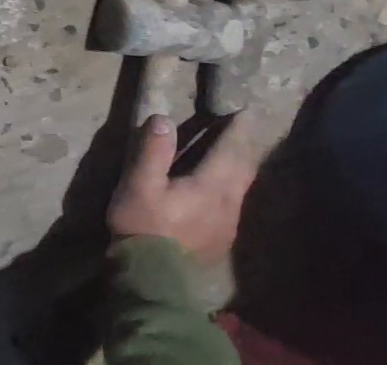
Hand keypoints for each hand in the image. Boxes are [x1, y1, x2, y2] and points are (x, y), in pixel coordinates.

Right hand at [107, 113, 256, 263]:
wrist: (154, 274)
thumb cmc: (144, 222)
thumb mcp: (140, 182)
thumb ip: (153, 150)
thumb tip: (164, 118)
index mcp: (210, 186)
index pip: (230, 152)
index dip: (237, 132)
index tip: (245, 113)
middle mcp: (227, 203)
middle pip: (244, 170)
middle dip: (245, 147)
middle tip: (246, 128)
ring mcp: (227, 223)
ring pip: (241, 187)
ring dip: (240, 166)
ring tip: (236, 153)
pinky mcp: (220, 236)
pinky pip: (233, 202)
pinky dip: (232, 184)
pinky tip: (223, 187)